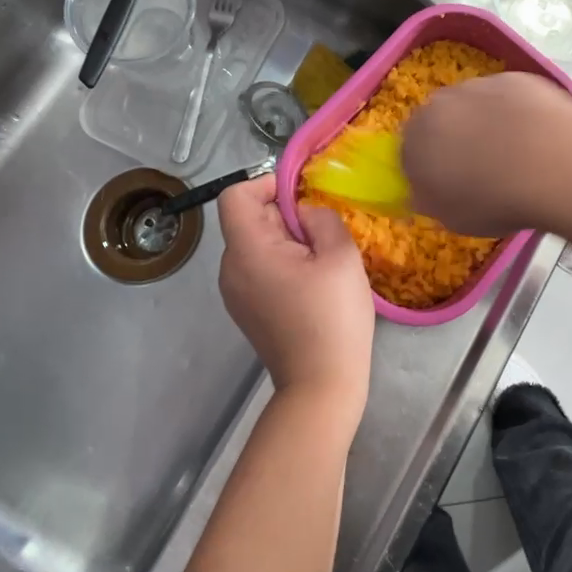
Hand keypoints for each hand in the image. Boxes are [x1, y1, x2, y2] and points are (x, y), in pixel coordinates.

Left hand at [217, 176, 374, 410]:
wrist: (321, 387)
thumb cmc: (332, 318)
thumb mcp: (340, 256)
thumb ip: (321, 218)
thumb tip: (305, 212)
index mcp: (246, 251)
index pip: (235, 195)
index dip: (266, 184)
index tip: (301, 197)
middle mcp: (230, 269)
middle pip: (248, 219)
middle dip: (284, 215)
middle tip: (322, 235)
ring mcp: (235, 293)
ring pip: (256, 243)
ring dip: (287, 240)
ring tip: (321, 261)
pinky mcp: (247, 310)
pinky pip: (259, 268)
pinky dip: (283, 262)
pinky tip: (312, 284)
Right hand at [402, 72, 571, 237]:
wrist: (551, 162)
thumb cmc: (494, 199)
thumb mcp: (452, 219)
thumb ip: (431, 201)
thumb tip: (424, 193)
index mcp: (414, 138)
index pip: (408, 151)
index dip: (427, 168)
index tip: (447, 184)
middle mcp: (439, 103)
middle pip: (440, 120)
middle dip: (455, 139)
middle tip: (480, 168)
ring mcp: (479, 85)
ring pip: (474, 104)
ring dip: (485, 122)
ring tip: (515, 153)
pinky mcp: (515, 76)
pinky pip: (508, 96)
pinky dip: (516, 111)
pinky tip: (536, 135)